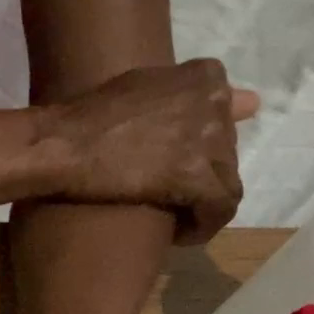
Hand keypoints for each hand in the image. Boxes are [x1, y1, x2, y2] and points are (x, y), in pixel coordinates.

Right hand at [41, 58, 258, 243]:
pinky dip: (203, 226)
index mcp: (205, 77)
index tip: (176, 165)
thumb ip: (190, 96)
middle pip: (225, 152)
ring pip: (226, 183)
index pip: (224, 119)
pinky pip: (218, 209)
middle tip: (168, 196)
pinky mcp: (194, 177)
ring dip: (201, 205)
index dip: (200, 149)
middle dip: (200, 178)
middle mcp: (215, 103)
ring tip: (173, 220)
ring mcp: (207, 139)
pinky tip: (180, 236)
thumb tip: (252, 103)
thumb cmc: (88, 117)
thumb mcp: (144, 88)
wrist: (62, 145)